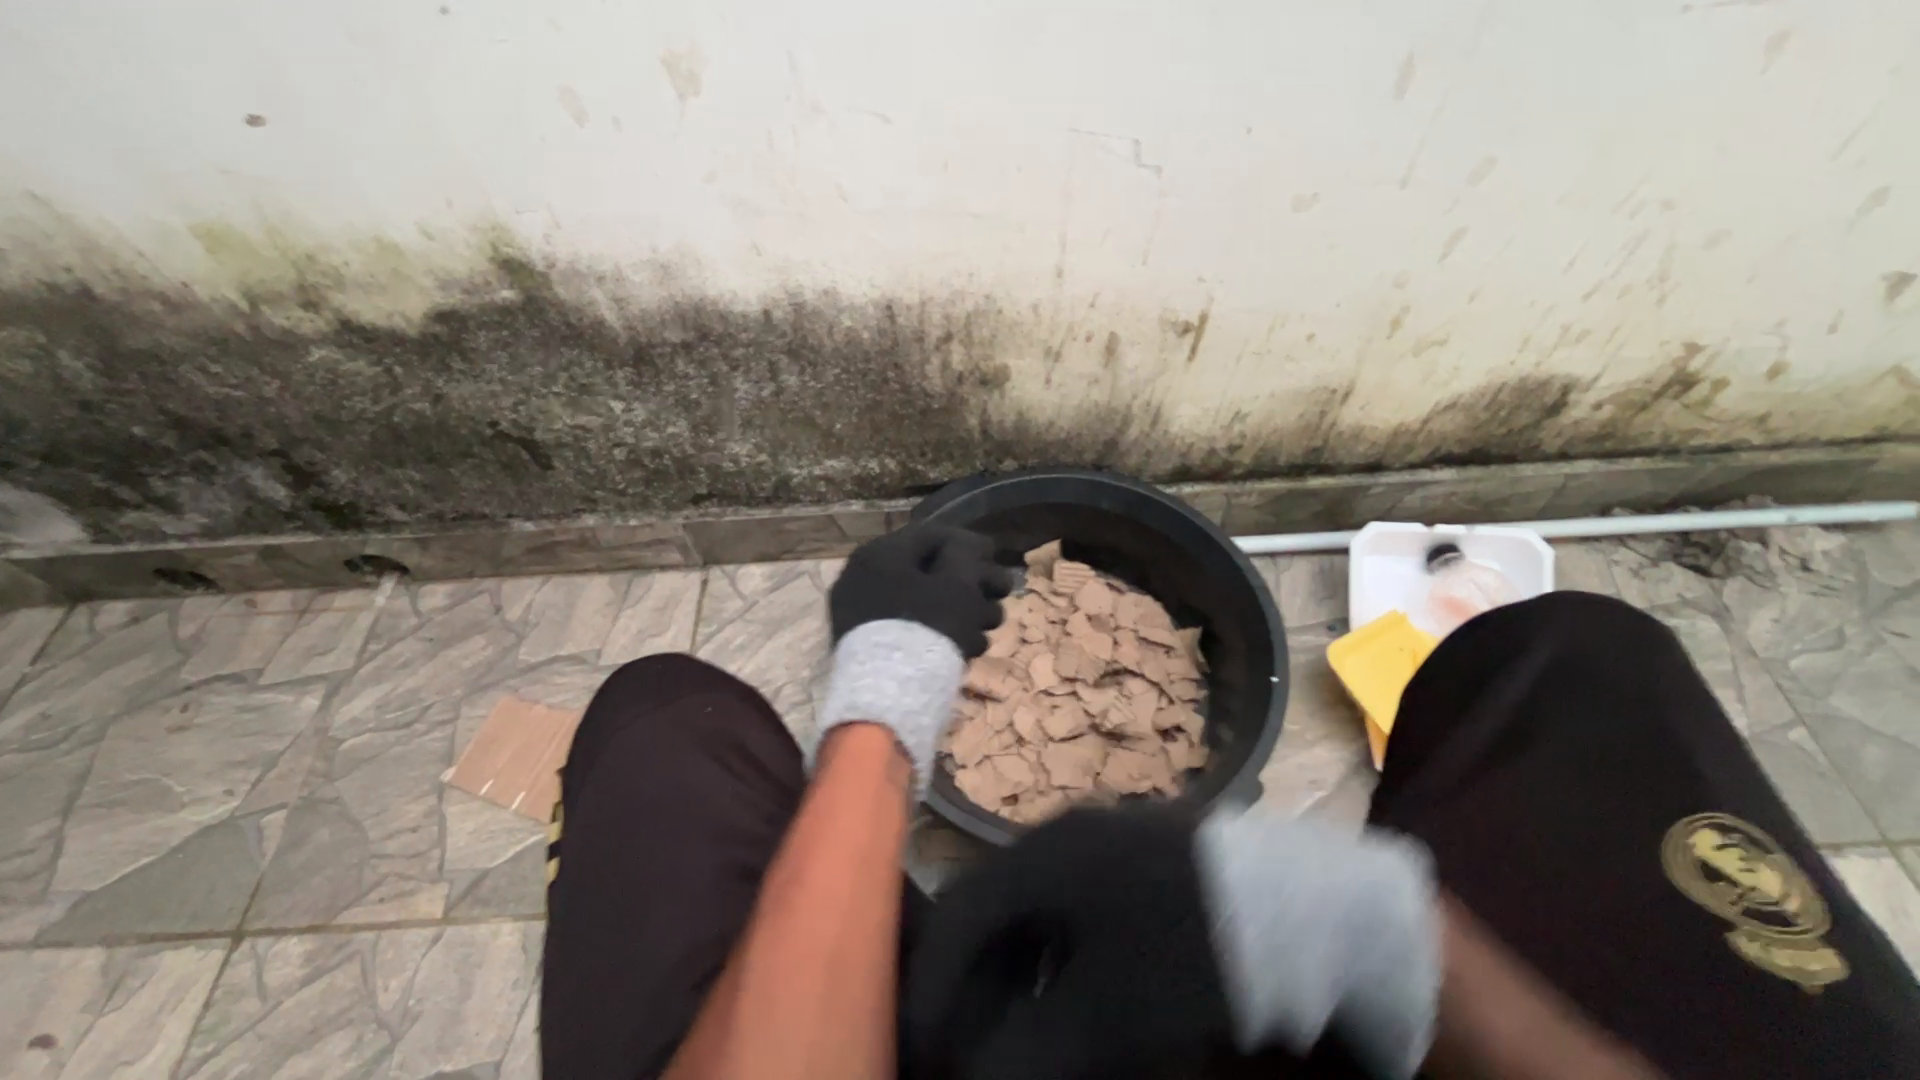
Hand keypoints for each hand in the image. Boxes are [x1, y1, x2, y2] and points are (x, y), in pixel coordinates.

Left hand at [830, 524, 1011, 658]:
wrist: (892, 696)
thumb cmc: (929, 627)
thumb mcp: (957, 582)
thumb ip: (967, 554)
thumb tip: (968, 546)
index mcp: (878, 554)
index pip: (931, 535)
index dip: (970, 544)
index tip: (998, 558)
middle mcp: (863, 578)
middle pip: (929, 572)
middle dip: (972, 585)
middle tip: (1000, 598)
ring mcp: (861, 615)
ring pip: (923, 602)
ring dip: (963, 611)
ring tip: (990, 628)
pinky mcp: (868, 647)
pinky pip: (909, 628)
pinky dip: (940, 632)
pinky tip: (968, 648)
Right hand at [906, 807, 1233, 1079]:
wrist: (1305, 905)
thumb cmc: (1188, 950)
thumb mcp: (1105, 1015)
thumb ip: (1027, 1050)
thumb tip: (975, 1074)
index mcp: (1042, 855)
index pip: (958, 916)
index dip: (933, 983)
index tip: (925, 1042)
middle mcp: (1063, 834)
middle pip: (992, 907)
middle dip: (975, 977)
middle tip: (971, 1035)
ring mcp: (1105, 838)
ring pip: (1035, 906)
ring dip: (1016, 966)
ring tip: (1019, 1022)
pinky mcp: (1142, 854)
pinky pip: (1075, 904)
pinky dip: (1059, 952)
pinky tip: (1077, 991)